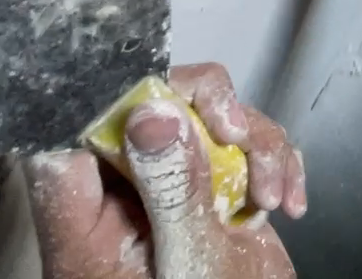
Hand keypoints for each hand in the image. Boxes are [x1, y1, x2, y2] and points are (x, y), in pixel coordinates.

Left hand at [25, 64, 306, 278]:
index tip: (167, 99)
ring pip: (212, 121)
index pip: (75, 141)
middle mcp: (128, 198)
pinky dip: (277, 163)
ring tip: (271, 196)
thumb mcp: (188, 262)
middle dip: (212, 112)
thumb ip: (171, 189)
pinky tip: (286, 200)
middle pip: (156, 109)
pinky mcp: (217, 193)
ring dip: (258, 146)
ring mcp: (176, 194)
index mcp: (91, 223)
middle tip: (238, 134)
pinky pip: (247, 146)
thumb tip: (151, 112)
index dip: (114, 101)